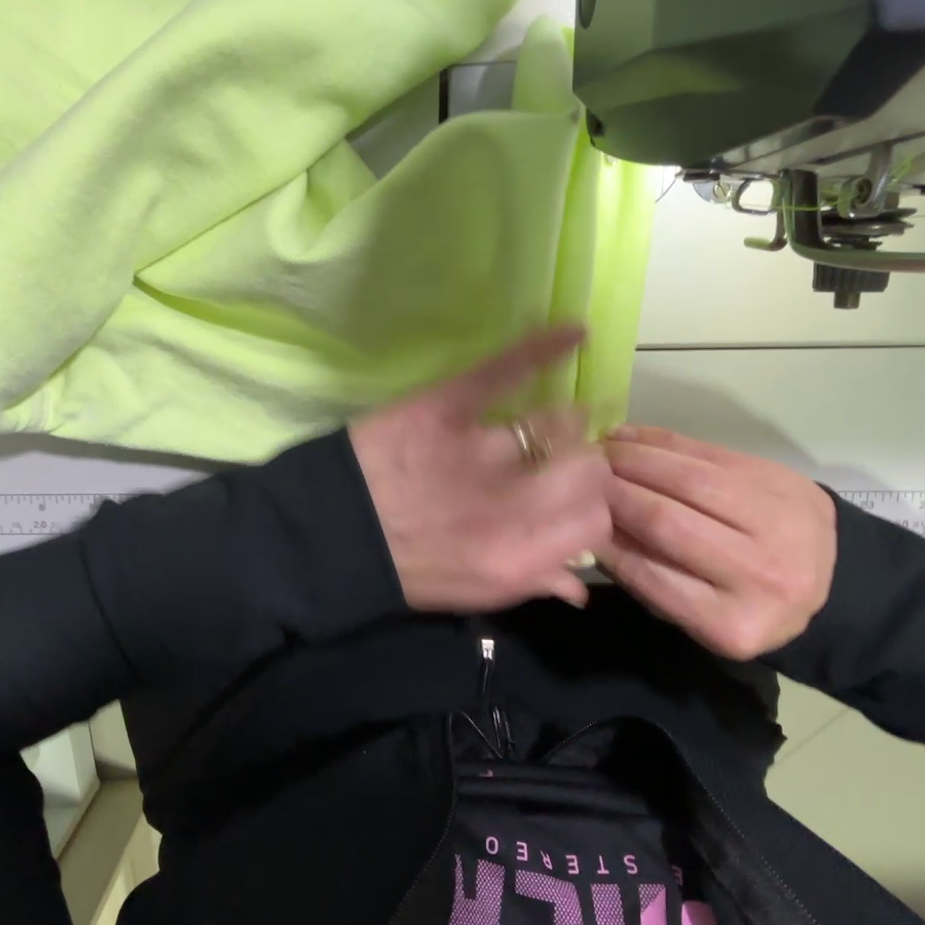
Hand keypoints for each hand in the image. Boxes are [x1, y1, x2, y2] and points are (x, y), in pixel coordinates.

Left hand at [351, 328, 612, 611]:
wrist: (329, 534)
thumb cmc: (404, 569)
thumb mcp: (473, 593)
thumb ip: (532, 583)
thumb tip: (578, 584)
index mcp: (521, 556)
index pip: (596, 519)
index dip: (592, 505)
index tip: (575, 499)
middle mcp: (514, 505)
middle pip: (588, 468)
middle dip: (585, 462)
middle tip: (564, 459)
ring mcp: (481, 450)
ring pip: (559, 423)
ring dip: (564, 421)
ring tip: (555, 420)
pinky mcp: (447, 407)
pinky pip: (506, 369)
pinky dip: (542, 347)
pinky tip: (574, 332)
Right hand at [598, 426, 834, 659]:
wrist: (830, 584)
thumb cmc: (742, 605)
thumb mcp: (694, 614)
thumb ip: (645, 574)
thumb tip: (590, 528)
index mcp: (733, 623)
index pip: (649, 573)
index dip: (605, 539)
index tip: (571, 517)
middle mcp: (762, 574)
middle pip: (668, 521)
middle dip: (613, 492)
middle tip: (576, 476)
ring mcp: (779, 522)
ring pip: (690, 479)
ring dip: (634, 459)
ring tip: (599, 451)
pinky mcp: (783, 480)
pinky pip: (712, 453)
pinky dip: (663, 441)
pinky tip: (629, 437)